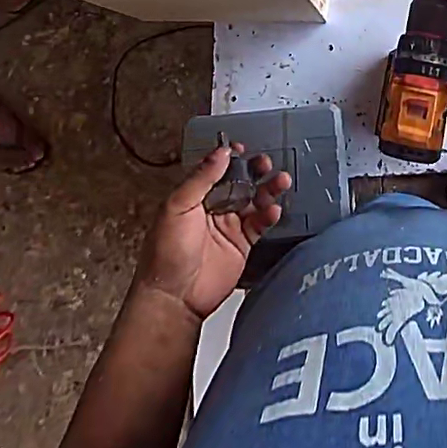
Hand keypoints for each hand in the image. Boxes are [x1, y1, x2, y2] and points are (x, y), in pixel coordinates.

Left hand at [134, 144, 290, 318]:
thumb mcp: (177, 207)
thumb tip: (221, 152)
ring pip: (256, 200)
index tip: (243, 149)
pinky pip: (261, 224)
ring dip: (269, 189)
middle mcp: (214, 208)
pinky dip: (270, 215)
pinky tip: (273, 210)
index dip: (231, 158)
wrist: (175, 298)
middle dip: (256, 170)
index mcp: (195, 196)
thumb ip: (201, 178)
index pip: (218, 170)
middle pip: (242, 182)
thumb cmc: (166, 254)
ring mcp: (230, 226)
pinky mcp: (243, 244)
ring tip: (281, 181)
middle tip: (265, 163)